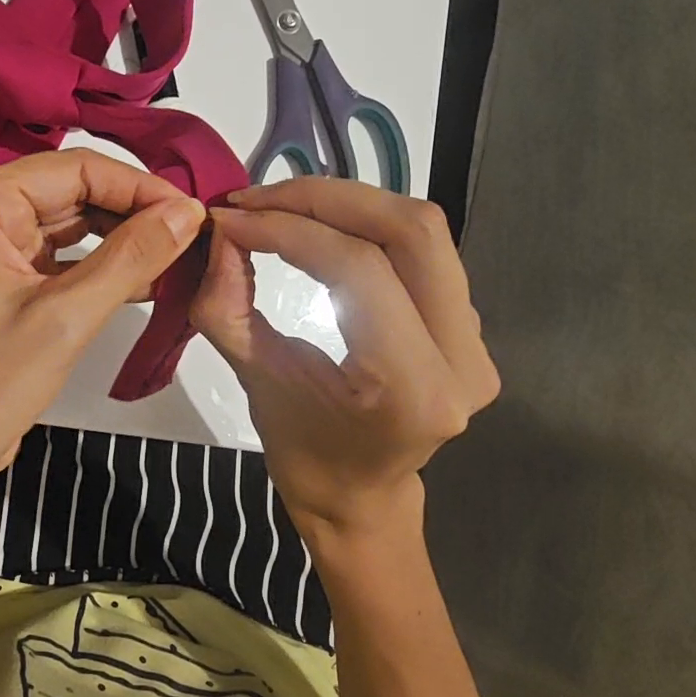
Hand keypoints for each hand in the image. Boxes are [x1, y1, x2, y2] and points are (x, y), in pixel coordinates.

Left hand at [0, 149, 207, 518]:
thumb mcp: (67, 316)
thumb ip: (132, 256)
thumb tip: (188, 211)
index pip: (74, 169)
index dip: (139, 187)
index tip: (193, 213)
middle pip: (71, 191)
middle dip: (132, 213)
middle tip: (191, 237)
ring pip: (68, 223)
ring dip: (120, 240)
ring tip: (177, 257)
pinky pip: (57, 254)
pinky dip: (98, 265)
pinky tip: (146, 279)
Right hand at [191, 179, 499, 533]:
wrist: (359, 498)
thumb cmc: (303, 456)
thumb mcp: (254, 383)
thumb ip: (228, 307)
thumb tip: (218, 234)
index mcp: (410, 387)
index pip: (356, 269)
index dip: (287, 229)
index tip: (228, 219)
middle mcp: (463, 358)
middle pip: (411, 231)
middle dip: (325, 198)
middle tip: (258, 199)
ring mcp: (478, 341)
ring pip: (424, 232)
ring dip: (348, 204)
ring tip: (282, 207)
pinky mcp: (471, 328)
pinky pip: (424, 253)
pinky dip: (366, 226)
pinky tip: (319, 229)